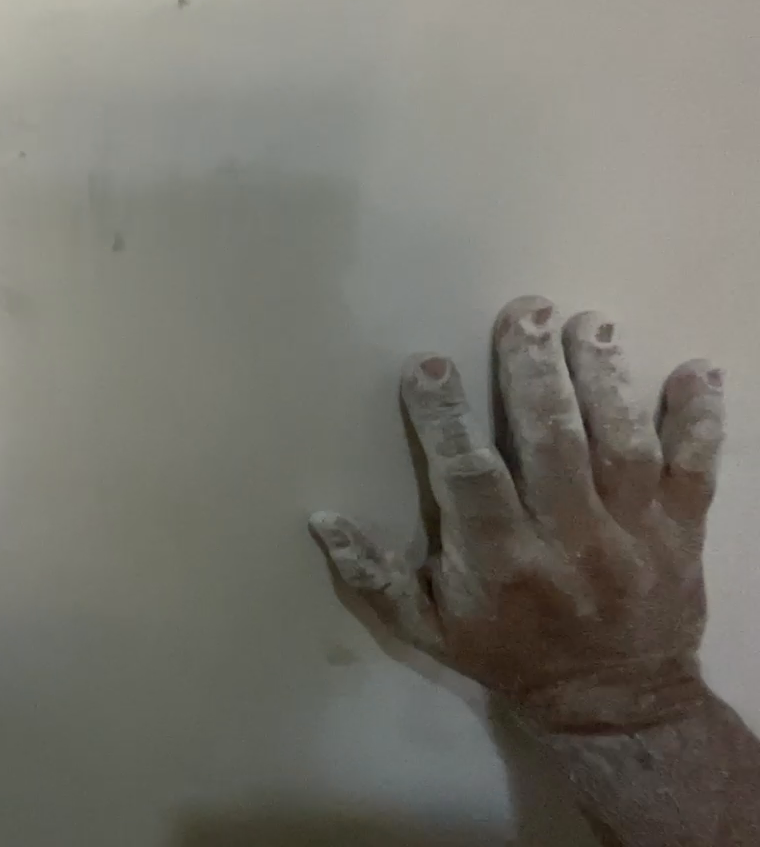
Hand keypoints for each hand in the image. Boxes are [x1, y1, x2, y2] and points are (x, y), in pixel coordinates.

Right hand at [312, 296, 726, 732]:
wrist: (619, 705)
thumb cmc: (502, 654)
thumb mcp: (419, 627)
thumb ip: (370, 576)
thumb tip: (320, 519)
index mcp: (499, 558)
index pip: (468, 475)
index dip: (446, 418)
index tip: (430, 367)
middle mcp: (571, 539)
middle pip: (554, 444)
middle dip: (535, 375)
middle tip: (524, 316)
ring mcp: (635, 534)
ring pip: (623, 445)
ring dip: (605, 381)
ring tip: (589, 324)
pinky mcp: (682, 535)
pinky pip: (697, 472)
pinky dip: (700, 421)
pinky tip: (696, 371)